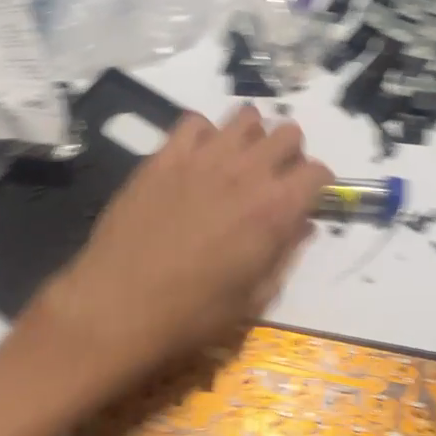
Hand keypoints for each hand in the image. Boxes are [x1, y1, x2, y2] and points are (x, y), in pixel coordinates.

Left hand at [30, 105, 331, 384]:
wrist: (118, 308)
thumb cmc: (190, 317)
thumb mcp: (250, 301)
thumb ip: (281, 257)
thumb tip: (299, 228)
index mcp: (275, 210)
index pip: (318, 172)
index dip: (315, 187)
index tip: (303, 203)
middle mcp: (245, 173)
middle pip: (287, 134)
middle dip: (288, 156)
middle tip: (271, 185)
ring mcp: (201, 159)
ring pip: (245, 118)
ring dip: (250, 138)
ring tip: (236, 168)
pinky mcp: (162, 158)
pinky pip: (195, 123)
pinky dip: (204, 136)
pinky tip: (196, 163)